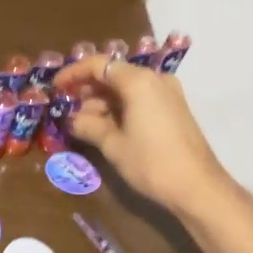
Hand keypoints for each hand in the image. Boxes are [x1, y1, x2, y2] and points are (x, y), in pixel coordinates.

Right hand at [55, 54, 235, 214]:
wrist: (197, 187)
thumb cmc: (151, 162)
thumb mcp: (113, 145)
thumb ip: (89, 126)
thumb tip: (72, 119)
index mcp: (139, 81)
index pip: (99, 65)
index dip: (74, 73)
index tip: (55, 87)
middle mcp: (155, 79)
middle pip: (114, 75)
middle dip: (88, 91)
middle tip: (68, 110)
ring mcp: (167, 94)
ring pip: (126, 89)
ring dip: (103, 102)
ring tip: (83, 125)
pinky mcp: (173, 109)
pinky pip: (140, 99)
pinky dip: (120, 109)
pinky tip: (106, 128)